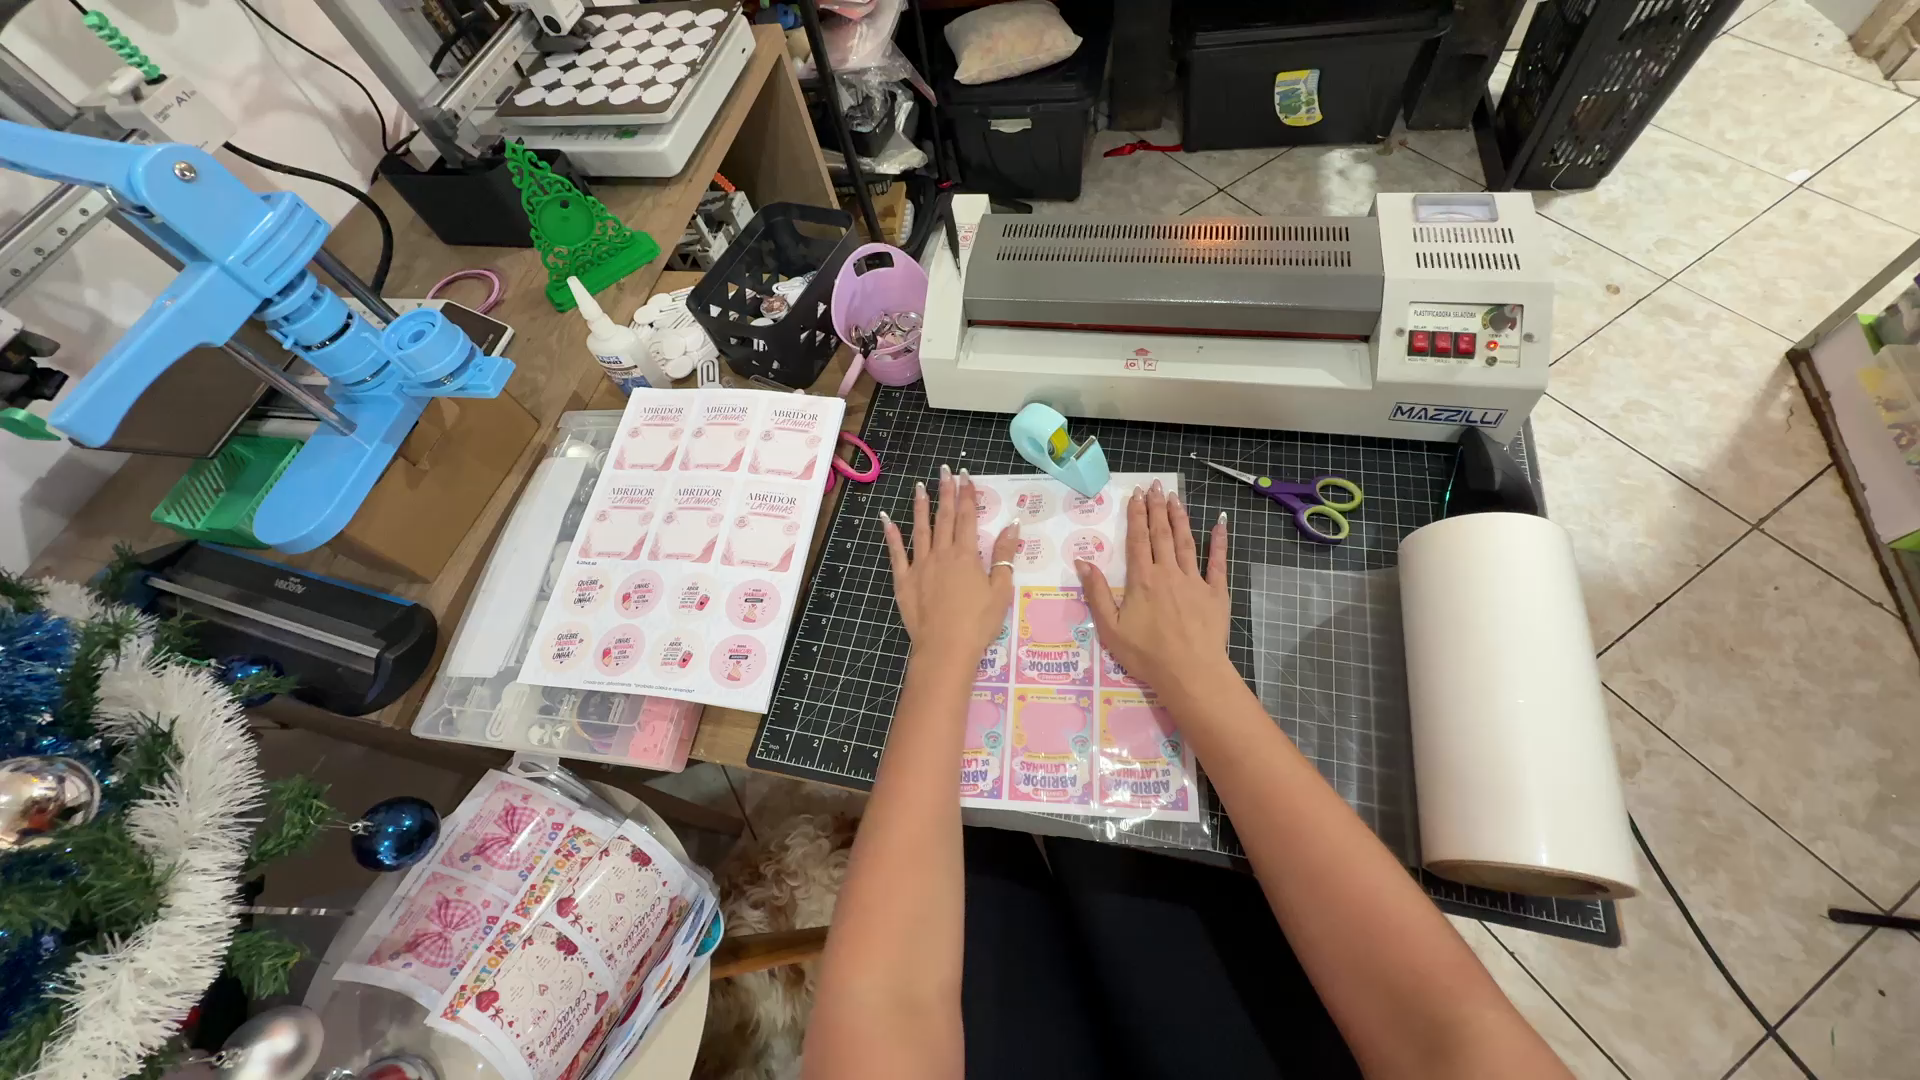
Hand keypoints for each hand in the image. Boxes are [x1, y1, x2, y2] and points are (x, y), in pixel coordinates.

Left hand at [883, 465, 1017, 659]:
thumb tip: (1013, 525)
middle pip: (944, 517)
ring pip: (920, 529)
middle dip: (945, 492)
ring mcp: (920, 566)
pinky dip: (892, 535)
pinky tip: (887, 520)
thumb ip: (1005, 555)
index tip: (965, 476)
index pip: (967, 517)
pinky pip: (896, 554)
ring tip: (920, 486)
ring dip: (921, 506)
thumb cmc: (978, 622)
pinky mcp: (904, 581)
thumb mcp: (1000, 589)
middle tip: (944, 471)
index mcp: (966, 555)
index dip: (967, 495)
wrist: (946, 648)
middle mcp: (942, 554)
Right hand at [1075, 480, 1230, 699]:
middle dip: (1156, 508)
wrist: (1190, 673)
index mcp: (1142, 580)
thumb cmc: (1146, 654)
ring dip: (1179, 518)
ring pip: (1186, 542)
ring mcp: (1195, 581)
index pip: (1138, 540)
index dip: (1136, 515)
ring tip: (1175, 498)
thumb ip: (1097, 593)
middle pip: (1161, 534)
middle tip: (1155, 485)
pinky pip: (1218, 562)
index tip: (1135, 495)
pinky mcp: (1216, 593)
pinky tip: (1220, 524)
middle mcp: (1168, 573)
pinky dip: (1219, 542)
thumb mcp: (1110, 628)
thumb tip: (1082, 561)